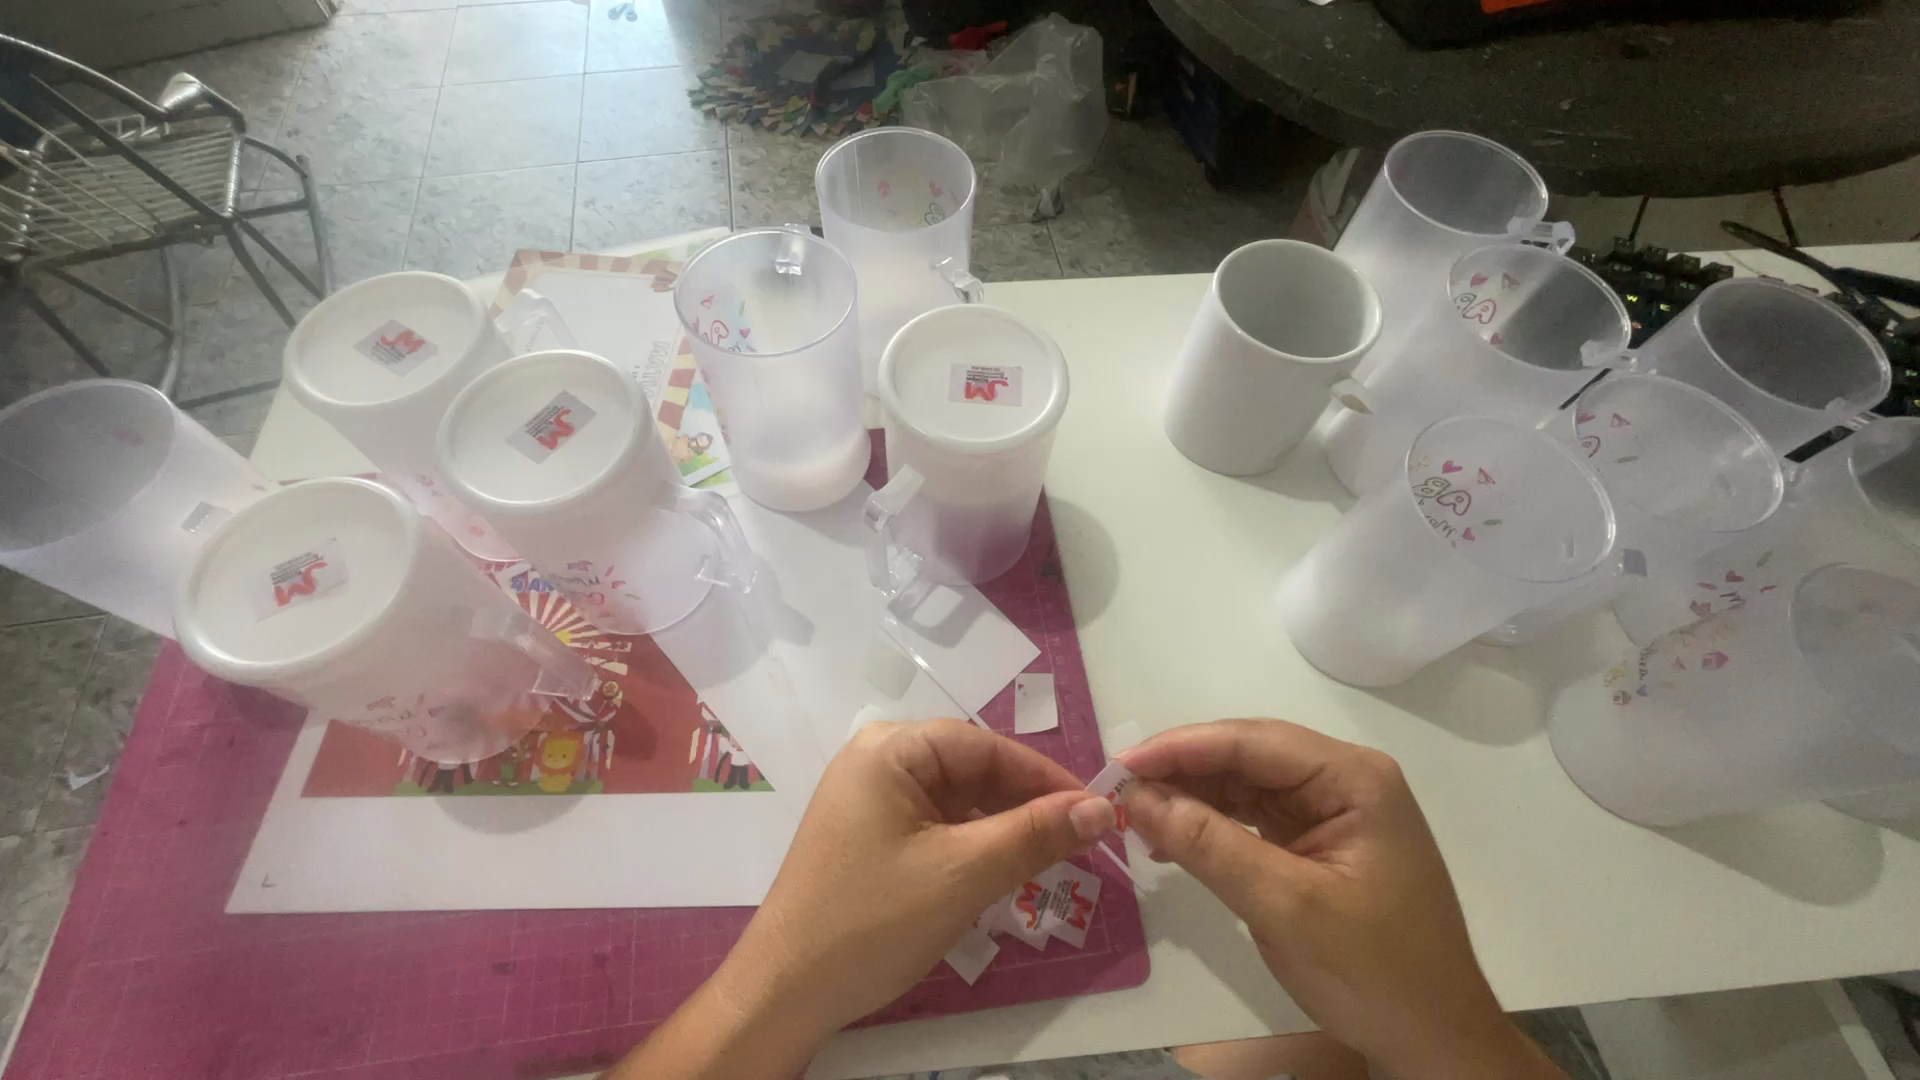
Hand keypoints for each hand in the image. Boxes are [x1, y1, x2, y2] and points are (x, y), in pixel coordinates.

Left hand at [614, 718, 1115, 1077]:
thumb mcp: (962, 874)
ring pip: (957, 801)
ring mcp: (871, 800)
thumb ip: (1033, 835)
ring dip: (1002, 828)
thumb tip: (1099, 808)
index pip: (983, 746)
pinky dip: (973, 845)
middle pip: (970, 771)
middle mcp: (878, 762)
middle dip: (1024, 804)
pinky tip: (1003, 871)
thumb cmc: (872, 920)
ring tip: (1050, 858)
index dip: (1042, 775)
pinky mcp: (872, 835)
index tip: (1093, 807)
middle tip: (1080, 839)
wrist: (785, 993)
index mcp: (889, 749)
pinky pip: (937, 826)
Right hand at [1118, 720, 1562, 1079]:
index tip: (1122, 764)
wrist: (1435, 1045)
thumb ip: (1209, 844)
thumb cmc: (1375, 972)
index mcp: (1351, 778)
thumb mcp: (1285, 906)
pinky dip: (1206, 824)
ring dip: (1187, 797)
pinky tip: (1169, 840)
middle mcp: (1339, 779)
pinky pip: (1247, 813)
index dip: (1181, 748)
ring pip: (1239, 782)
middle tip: (1119, 790)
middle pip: (1243, 755)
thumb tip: (1134, 797)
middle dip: (1180, 771)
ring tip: (1134, 816)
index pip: (1251, 742)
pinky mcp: (1311, 837)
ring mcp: (1326, 808)